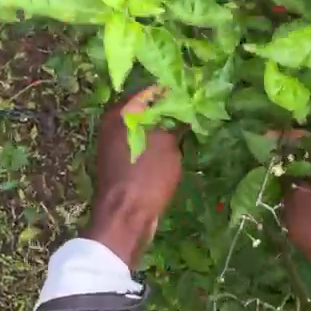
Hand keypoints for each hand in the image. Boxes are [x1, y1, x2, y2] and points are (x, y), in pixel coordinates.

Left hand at [84, 88, 182, 269]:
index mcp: (119, 115)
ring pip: (147, 131)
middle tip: (198, 111)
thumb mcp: (167, 143)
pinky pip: (145, 148)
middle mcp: (113, 127)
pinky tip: (179, 149)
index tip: (195, 93)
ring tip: (193, 128)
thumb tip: (184, 110)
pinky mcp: (123, 166)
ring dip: (167, 131)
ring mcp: (116, 148)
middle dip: (171, 112)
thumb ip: (174, 122)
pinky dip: (160, 147)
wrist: (125, 218)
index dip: (173, 91)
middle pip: (147, 112)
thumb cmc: (146, 175)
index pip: (149, 92)